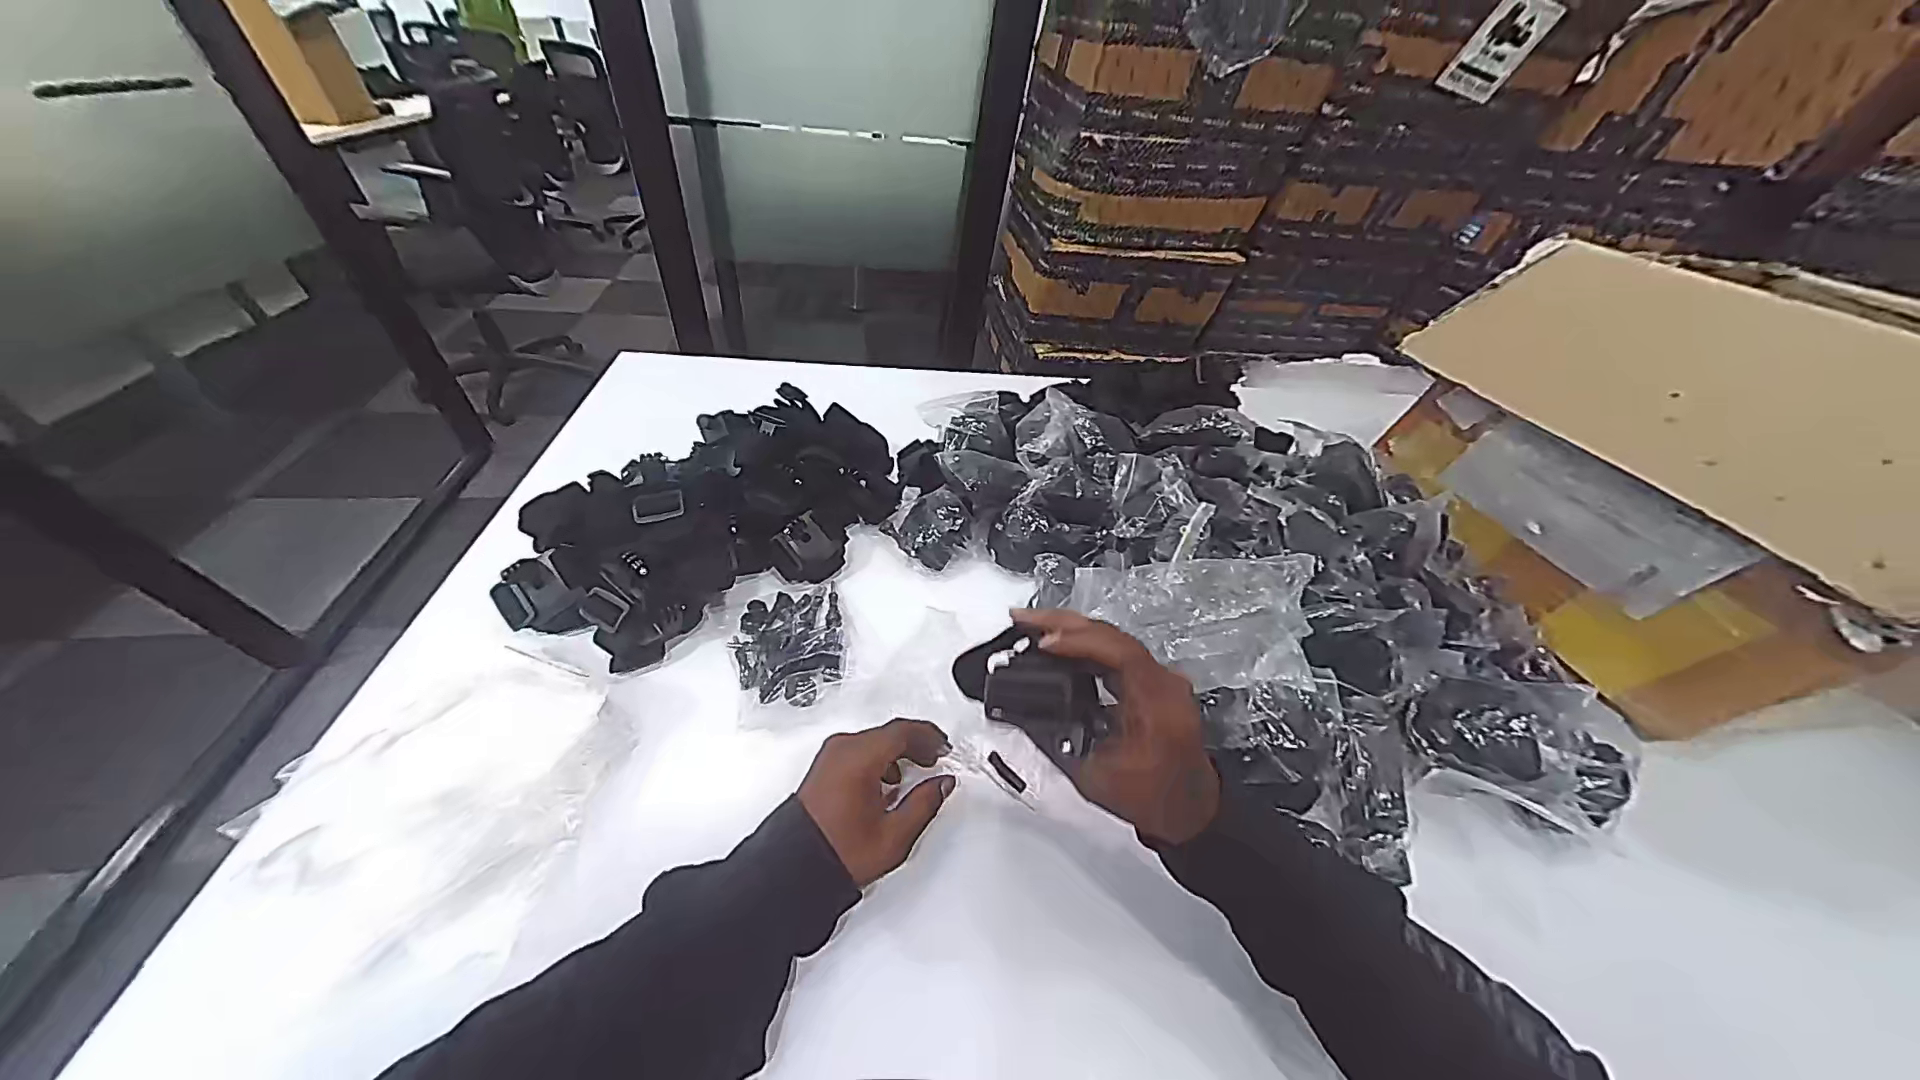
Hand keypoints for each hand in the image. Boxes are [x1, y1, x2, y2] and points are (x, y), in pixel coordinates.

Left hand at [798, 718, 955, 886]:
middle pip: (888, 733)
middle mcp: (842, 749)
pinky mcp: (823, 767)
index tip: (943, 745)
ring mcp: (830, 756)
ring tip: (916, 769)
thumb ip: (924, 802)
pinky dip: (879, 757)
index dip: (929, 736)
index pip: (903, 731)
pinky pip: (859, 750)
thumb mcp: (894, 834)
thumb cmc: (835, 852)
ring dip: (897, 750)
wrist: (794, 869)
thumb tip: (941, 784)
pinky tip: (890, 779)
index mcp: (860, 757)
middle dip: (916, 743)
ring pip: (874, 740)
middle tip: (935, 755)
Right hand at [1010, 609, 1219, 844]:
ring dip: (1071, 631)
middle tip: (1023, 619)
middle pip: (1112, 635)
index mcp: (1157, 701)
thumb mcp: (1096, 775)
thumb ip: (1059, 739)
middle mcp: (1163, 682)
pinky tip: (1059, 645)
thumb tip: (1022, 712)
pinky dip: (1084, 646)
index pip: (1119, 651)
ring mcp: (1160, 679)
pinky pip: (1116, 653)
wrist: (1190, 814)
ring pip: (1112, 640)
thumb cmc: (1152, 801)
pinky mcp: (1151, 683)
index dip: (1078, 641)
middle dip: (1064, 624)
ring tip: (1032, 627)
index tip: (1043, 642)